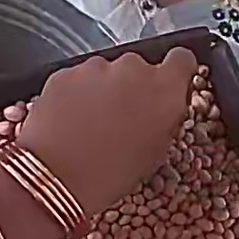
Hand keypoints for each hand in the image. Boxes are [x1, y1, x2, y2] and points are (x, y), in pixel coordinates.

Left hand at [17, 48, 197, 216]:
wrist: (55, 177)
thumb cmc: (110, 174)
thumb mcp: (154, 154)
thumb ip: (164, 120)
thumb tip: (162, 109)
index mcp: (164, 90)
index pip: (182, 60)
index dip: (175, 74)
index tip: (167, 87)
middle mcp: (133, 70)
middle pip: (140, 68)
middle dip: (134, 87)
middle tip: (123, 119)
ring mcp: (96, 68)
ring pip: (107, 73)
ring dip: (104, 91)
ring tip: (92, 125)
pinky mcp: (65, 72)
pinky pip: (79, 78)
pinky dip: (78, 94)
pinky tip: (72, 122)